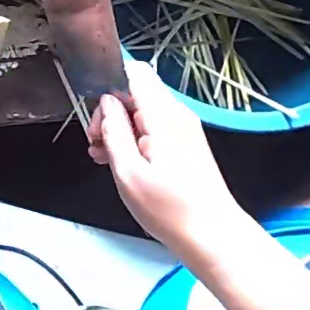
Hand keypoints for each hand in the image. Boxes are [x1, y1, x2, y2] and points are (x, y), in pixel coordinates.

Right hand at [88, 60, 242, 252]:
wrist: (214, 237)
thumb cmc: (173, 212)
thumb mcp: (129, 174)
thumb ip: (113, 132)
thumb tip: (105, 104)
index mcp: (163, 115)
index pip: (134, 72)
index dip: (108, 85)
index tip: (95, 114)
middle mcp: (176, 114)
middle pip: (135, 90)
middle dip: (110, 111)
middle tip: (97, 141)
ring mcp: (183, 127)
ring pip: (142, 109)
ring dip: (119, 126)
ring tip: (104, 155)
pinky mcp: (185, 141)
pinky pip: (152, 125)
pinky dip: (134, 137)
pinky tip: (122, 161)